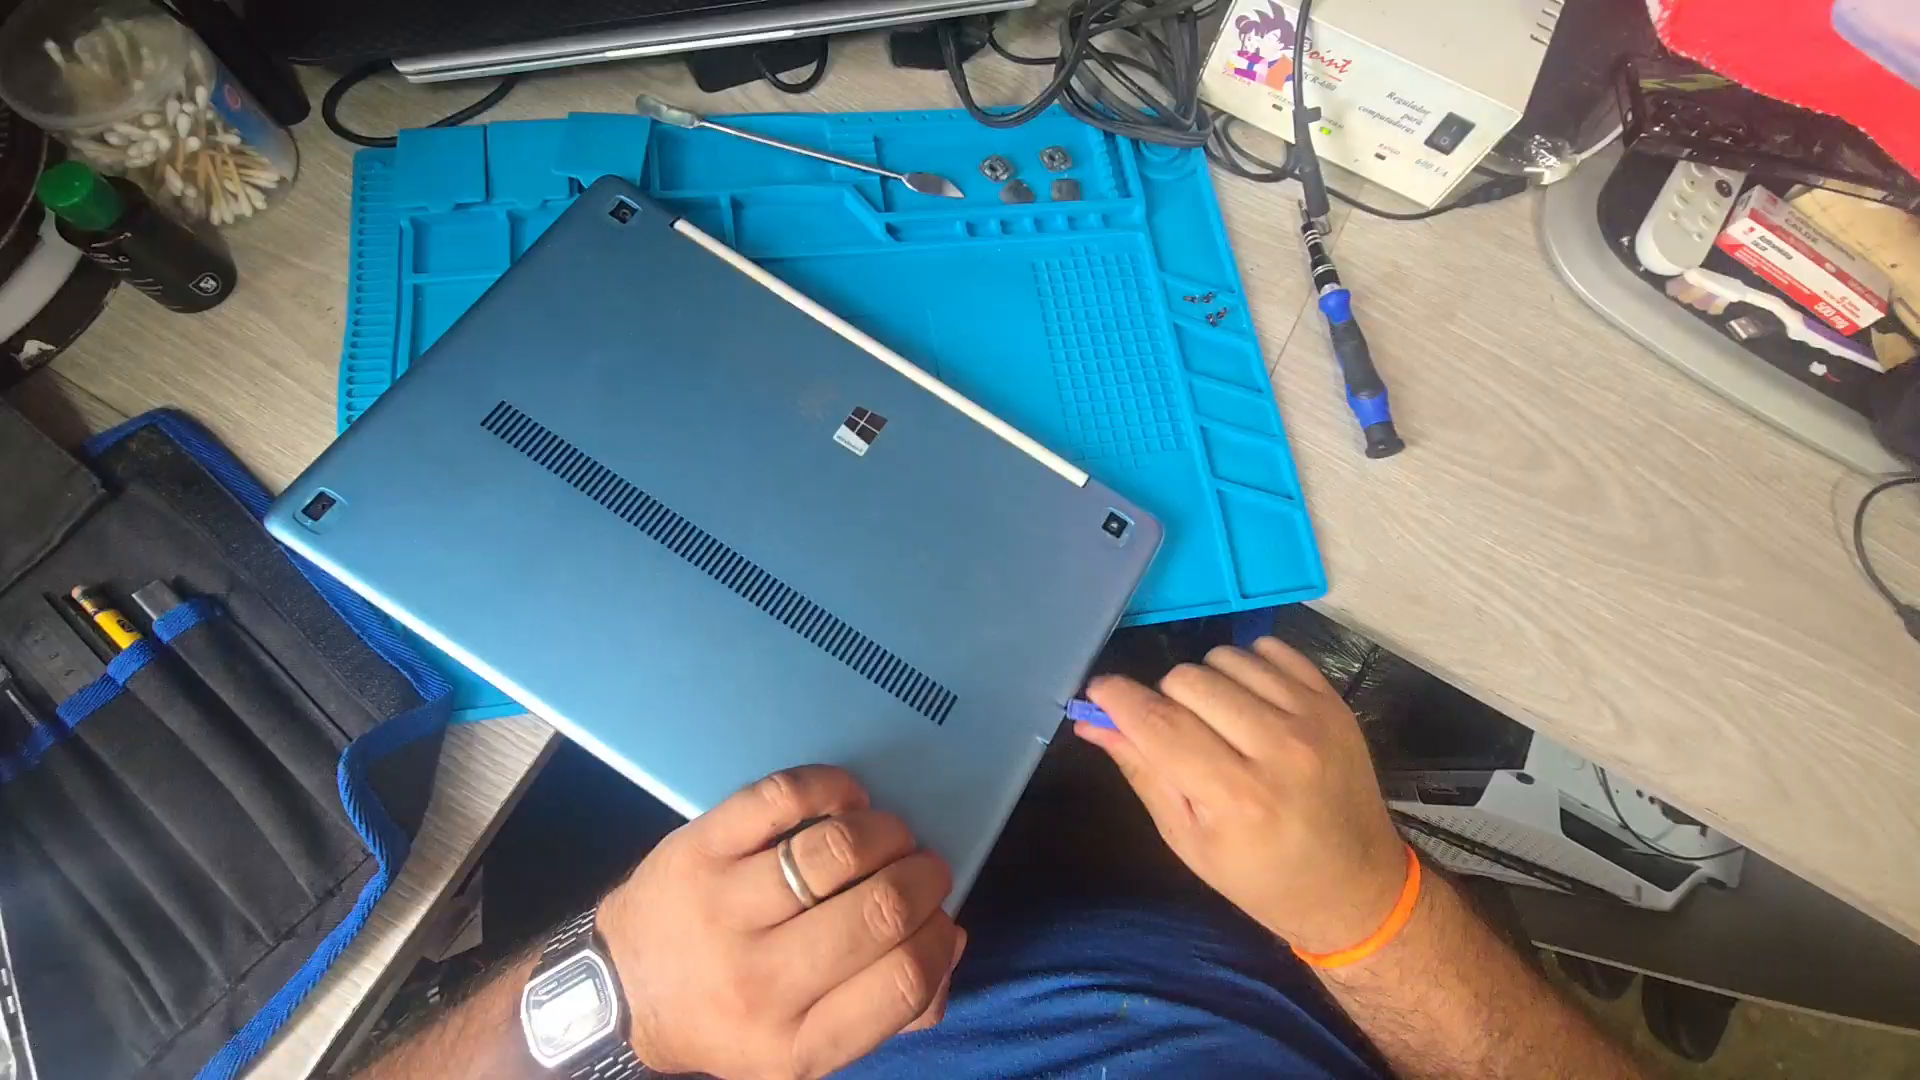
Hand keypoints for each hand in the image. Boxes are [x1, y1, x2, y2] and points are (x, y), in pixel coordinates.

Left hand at [597, 766, 964, 1079]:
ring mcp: (722, 909)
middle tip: (926, 865)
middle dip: (924, 877)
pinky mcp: (699, 847)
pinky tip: (846, 801)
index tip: (941, 913)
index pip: (903, 982)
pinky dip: (832, 788)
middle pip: (879, 910)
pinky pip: (781, 798)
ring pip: (835, 851)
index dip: (940, 936)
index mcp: (794, 1044)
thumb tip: (948, 941)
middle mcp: (758, 983)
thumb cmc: (732, 1013)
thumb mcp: (803, 1046)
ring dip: (886, 832)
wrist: (626, 989)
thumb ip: (887, 1012)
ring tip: (891, 834)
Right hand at [1075, 637, 1407, 953]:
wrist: (1357, 887)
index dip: (1117, 698)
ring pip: (1224, 658)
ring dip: (1206, 682)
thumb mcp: (1187, 839)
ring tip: (1217, 719)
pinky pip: (1269, 649)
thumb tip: (1092, 722)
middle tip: (1176, 731)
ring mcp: (1313, 719)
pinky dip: (1246, 666)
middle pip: (1186, 680)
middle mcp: (1278, 750)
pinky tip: (1249, 703)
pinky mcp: (1334, 701)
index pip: (1159, 724)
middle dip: (1164, 699)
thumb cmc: (1260, 876)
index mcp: (1236, 798)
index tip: (1098, 691)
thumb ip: (1140, 770)